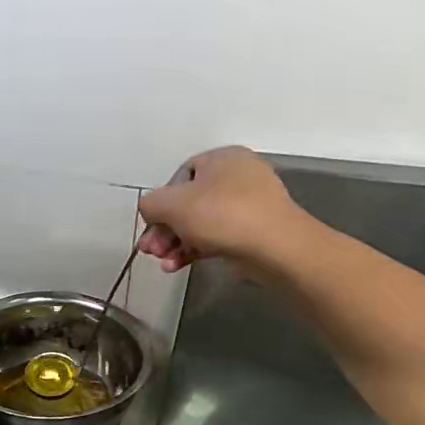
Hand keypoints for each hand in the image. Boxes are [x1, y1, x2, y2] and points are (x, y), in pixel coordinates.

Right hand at [136, 146, 307, 271]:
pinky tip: (177, 266)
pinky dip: (194, 250)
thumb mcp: (170, 204)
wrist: (274, 246)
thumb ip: (150, 203)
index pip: (179, 176)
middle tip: (151, 250)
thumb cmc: (220, 215)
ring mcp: (249, 203)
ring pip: (199, 223)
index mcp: (222, 158)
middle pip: (187, 203)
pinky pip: (215, 236)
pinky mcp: (253, 229)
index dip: (160, 201)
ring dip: (175, 244)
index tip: (152, 223)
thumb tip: (152, 211)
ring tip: (163, 262)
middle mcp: (238, 175)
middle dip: (164, 229)